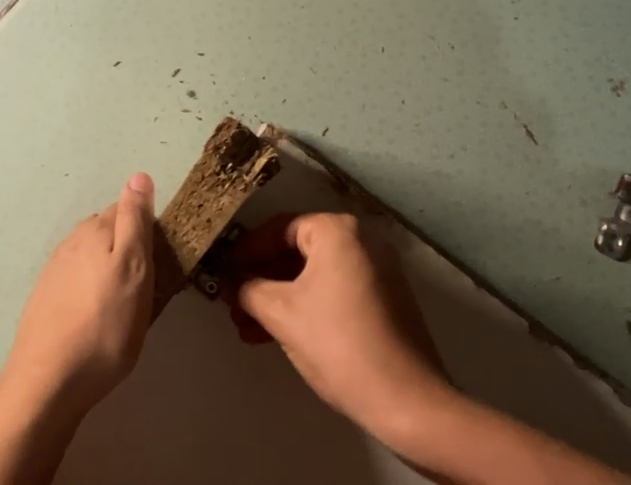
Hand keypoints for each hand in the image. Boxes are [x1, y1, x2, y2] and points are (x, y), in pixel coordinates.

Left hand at [0, 172, 156, 416]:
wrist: (49, 379)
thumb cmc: (104, 326)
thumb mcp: (134, 270)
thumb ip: (135, 222)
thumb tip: (139, 175)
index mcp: (95, 231)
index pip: (125, 208)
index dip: (146, 225)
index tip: (163, 251)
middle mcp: (71, 242)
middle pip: (106, 231)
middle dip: (127, 244)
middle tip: (149, 279)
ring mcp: (55, 270)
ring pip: (91, 255)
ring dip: (108, 266)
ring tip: (125, 300)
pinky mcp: (46, 297)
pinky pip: (77, 279)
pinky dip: (92, 287)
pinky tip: (98, 313)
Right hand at [228, 211, 454, 441]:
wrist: (408, 403)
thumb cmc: (339, 345)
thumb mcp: (281, 313)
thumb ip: (247, 289)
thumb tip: (230, 281)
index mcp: (338, 231)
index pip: (278, 229)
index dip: (245, 251)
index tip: (222, 273)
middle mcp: (362, 240)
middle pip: (296, 251)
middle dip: (260, 280)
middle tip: (233, 303)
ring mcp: (377, 271)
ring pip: (313, 276)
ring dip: (278, 298)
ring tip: (248, 328)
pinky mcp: (385, 301)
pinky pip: (333, 291)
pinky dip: (306, 307)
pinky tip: (278, 334)